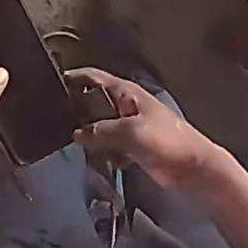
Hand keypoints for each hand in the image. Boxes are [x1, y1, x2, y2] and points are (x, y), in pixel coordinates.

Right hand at [65, 68, 225, 187]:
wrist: (194, 170)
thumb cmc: (167, 142)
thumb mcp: (131, 131)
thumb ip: (101, 131)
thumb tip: (77, 134)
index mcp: (128, 94)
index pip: (95, 78)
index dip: (75, 77)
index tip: (53, 82)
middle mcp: (126, 107)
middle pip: (94, 102)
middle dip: (77, 109)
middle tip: (55, 117)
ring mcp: (129, 128)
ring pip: (99, 127)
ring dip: (89, 134)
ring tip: (71, 141)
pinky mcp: (133, 148)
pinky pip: (108, 146)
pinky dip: (102, 151)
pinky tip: (96, 157)